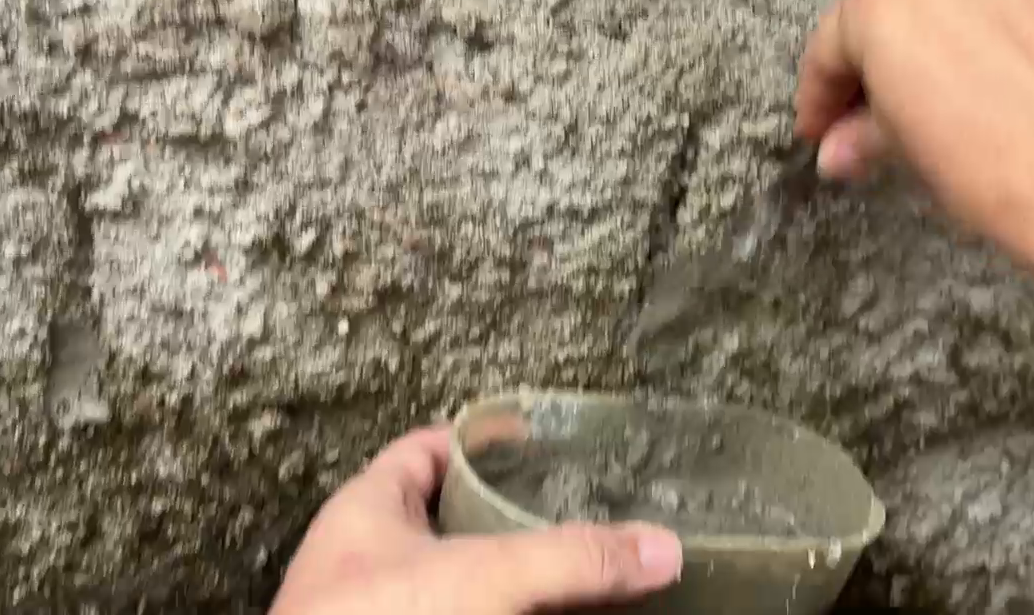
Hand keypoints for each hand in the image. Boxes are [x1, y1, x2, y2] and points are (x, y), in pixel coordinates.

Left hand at [269, 426, 683, 614]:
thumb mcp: (484, 576)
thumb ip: (574, 558)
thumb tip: (664, 548)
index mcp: (368, 511)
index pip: (430, 447)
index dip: (483, 436)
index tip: (538, 437)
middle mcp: (370, 563)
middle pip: (450, 513)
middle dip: (508, 506)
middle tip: (570, 498)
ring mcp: (386, 612)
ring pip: (459, 575)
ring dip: (512, 569)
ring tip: (571, 557)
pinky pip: (469, 612)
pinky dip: (509, 609)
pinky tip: (546, 610)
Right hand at [794, 0, 1033, 282]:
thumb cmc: (997, 170)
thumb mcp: (907, 152)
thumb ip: (863, 134)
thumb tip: (839, 148)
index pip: (830, 45)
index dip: (821, 94)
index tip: (822, 126)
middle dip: (879, 43)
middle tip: (882, 100)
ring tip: (951, 41)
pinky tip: (1015, 13)